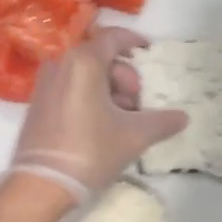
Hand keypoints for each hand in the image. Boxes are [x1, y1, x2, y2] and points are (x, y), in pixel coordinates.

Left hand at [1, 27, 188, 204]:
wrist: (42, 183)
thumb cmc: (91, 150)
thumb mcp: (134, 136)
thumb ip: (162, 122)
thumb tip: (183, 117)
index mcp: (84, 62)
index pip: (113, 37)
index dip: (134, 42)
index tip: (149, 52)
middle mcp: (61, 64)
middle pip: (101, 57)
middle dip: (125, 77)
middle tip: (137, 104)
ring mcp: (45, 84)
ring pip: (85, 75)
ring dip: (108, 90)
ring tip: (122, 120)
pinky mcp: (38, 104)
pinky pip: (70, 88)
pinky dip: (89, 97)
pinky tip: (101, 126)